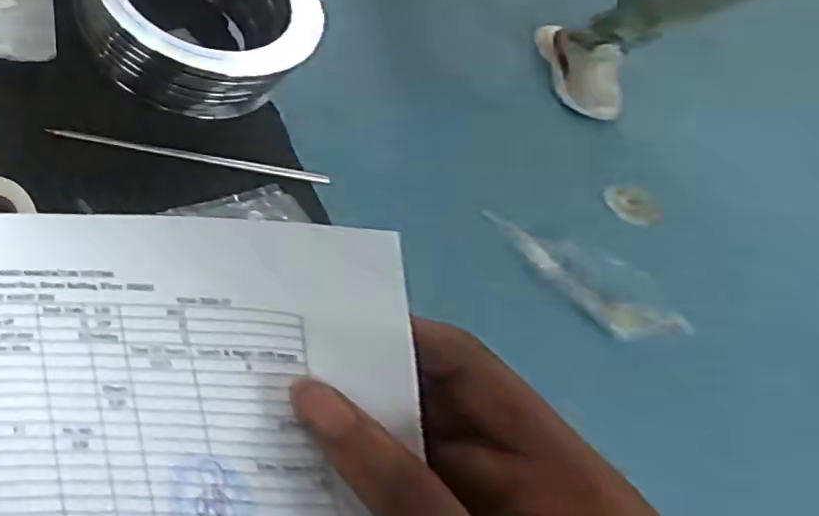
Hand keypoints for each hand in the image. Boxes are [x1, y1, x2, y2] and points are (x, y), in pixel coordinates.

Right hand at [290, 318, 656, 515]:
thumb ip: (398, 478)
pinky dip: (352, 473)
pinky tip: (301, 465)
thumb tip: (306, 392)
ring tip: (271, 404)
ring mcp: (484, 504)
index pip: (461, 361)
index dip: (391, 331)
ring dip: (341, 428)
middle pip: (419, 396)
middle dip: (348, 380)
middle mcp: (513, 470)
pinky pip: (396, 484)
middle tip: (272, 360)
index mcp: (548, 458)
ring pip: (398, 441)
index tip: (315, 321)